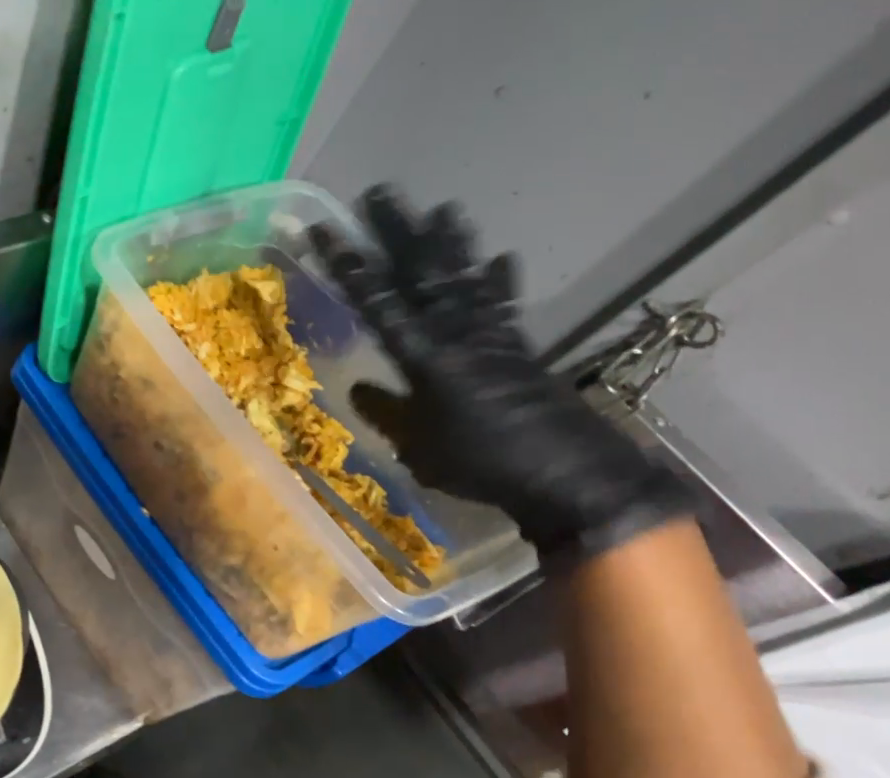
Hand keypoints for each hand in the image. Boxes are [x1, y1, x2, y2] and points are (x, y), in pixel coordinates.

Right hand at [308, 186, 693, 571]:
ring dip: (450, 243)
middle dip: (398, 232)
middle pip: (423, 272)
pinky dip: (497, 282)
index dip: (349, 265)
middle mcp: (458, 334)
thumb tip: (361, 387)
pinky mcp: (517, 347)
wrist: (564, 472)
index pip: (377, 301)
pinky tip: (497, 260)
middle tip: (380, 193)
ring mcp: (492, 336)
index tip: (325, 231)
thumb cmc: (479, 464)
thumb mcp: (419, 448)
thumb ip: (389, 414)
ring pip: (464, 278)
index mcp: (425, 356)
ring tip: (442, 208)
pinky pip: (501, 304)